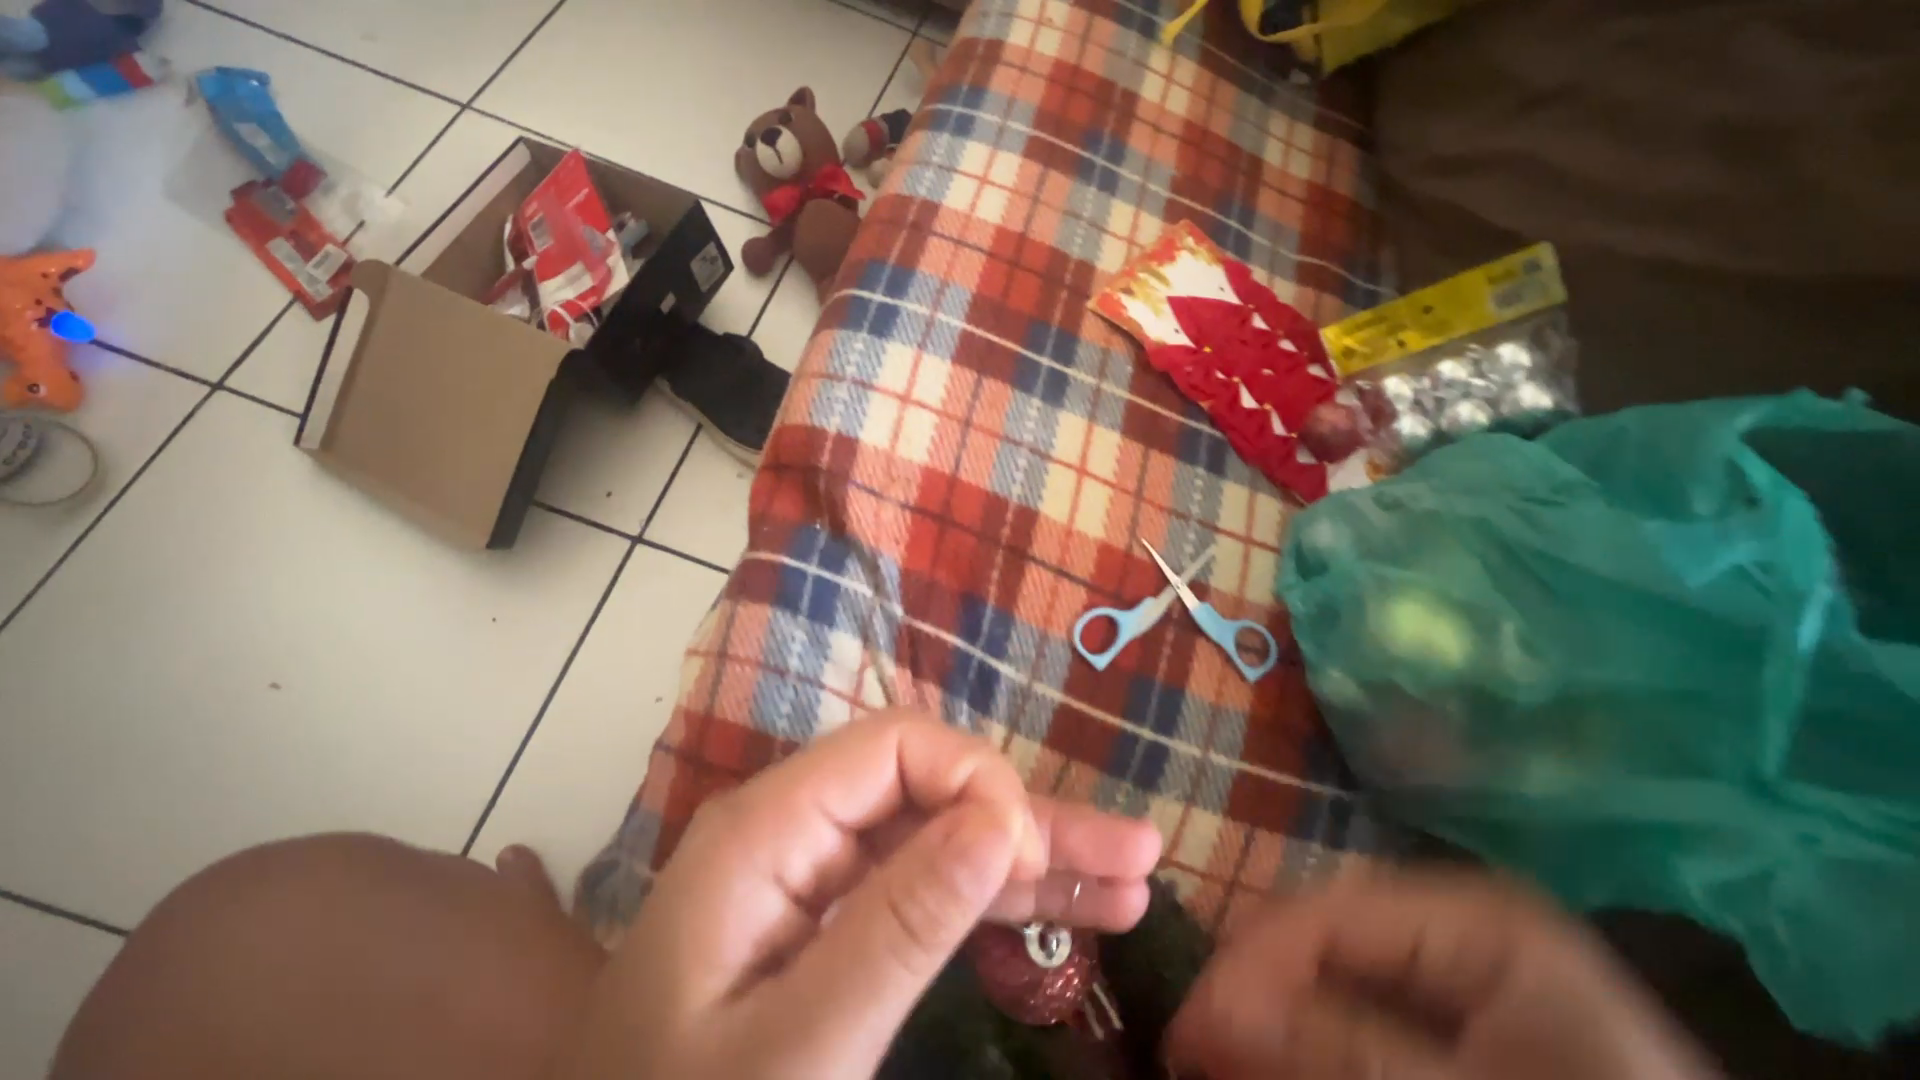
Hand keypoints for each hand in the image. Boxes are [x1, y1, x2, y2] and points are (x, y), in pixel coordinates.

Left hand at [550, 709, 1164, 1079]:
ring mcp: (814, 878)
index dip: (976, 782)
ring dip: (1034, 862)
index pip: (893, 749)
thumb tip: (996, 817)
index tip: (1026, 859)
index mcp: (766, 831)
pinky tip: (1068, 910)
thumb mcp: (802, 1043)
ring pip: (939, 841)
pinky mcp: (829, 923)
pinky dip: (995, 901)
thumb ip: (899, 926)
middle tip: (1137, 855)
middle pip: (932, 792)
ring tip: (1131, 884)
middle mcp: (795, 833)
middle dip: (1033, 821)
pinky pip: (922, 892)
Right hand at [1166, 872, 1719, 1079]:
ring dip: (1273, 1026)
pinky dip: (1311, 1046)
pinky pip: (1355, 1017)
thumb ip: (1339, 1050)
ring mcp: (1453, 975)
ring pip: (1326, 983)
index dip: (1244, 969)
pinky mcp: (1451, 1025)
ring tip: (1222, 1063)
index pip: (1320, 914)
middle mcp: (1451, 926)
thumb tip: (1207, 1013)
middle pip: (1316, 944)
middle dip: (1253, 1000)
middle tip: (1194, 1060)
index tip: (1184, 1040)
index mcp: (1470, 914)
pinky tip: (1280, 1062)